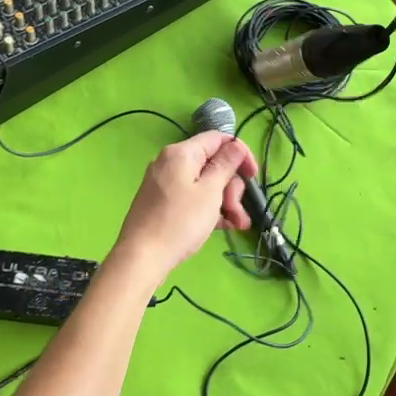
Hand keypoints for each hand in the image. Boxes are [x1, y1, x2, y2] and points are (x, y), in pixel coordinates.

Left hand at [112, 131, 258, 276]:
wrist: (142, 257)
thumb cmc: (180, 222)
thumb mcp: (210, 192)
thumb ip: (225, 165)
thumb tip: (235, 145)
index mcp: (181, 153)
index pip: (217, 139)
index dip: (240, 154)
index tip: (253, 176)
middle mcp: (170, 162)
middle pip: (212, 163)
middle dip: (231, 185)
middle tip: (237, 210)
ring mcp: (165, 183)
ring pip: (204, 183)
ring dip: (225, 201)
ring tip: (238, 225)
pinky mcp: (163, 202)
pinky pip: (192, 197)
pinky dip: (209, 208)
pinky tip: (225, 226)